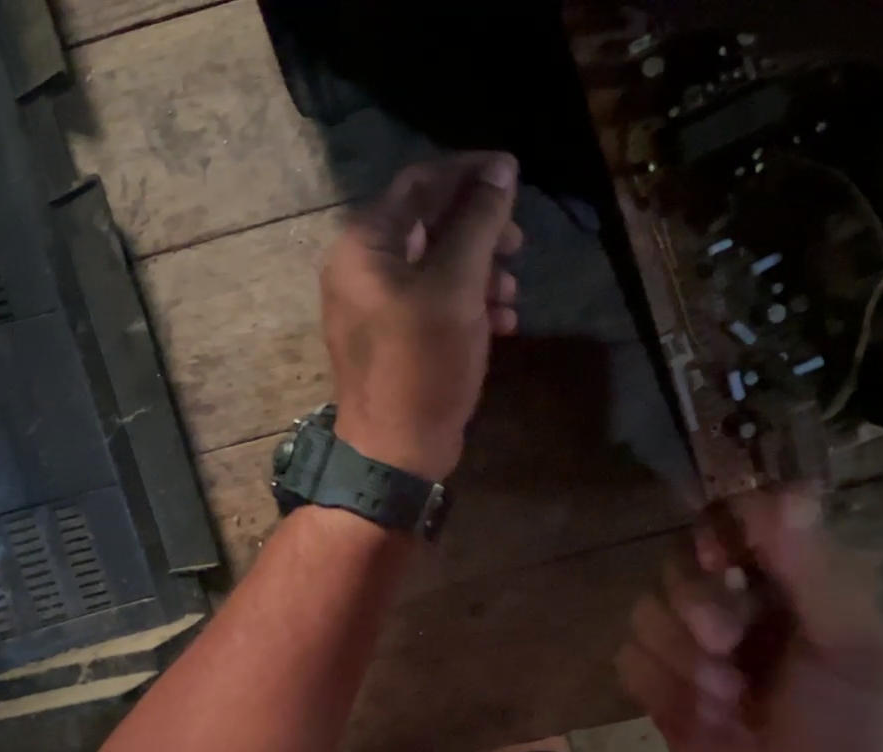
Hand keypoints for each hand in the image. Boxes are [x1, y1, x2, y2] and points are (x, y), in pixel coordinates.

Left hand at [320, 152, 523, 479]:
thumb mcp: (457, 288)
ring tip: (512, 292)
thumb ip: (478, 223)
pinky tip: (502, 322)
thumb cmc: (423, 365)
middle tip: (519, 243)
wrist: (396, 451)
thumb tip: (502, 169)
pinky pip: (435, 302)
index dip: (470, 172)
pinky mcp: (395, 337)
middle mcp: (363, 268)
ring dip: (481, 271)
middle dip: (481, 230)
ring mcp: (377, 306)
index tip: (516, 174)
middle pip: (430, 224)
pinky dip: (469, 304)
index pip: (419, 184)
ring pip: (438, 266)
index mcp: (365, 246)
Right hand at [617, 489, 882, 751]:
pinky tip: (699, 718)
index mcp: (787, 582)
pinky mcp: (659, 690)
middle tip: (728, 645)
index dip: (717, 530)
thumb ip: (812, 567)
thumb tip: (783, 492)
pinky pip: (627, 658)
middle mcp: (734, 604)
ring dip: (681, 657)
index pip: (733, 520)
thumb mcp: (851, 642)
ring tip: (727, 701)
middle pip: (676, 562)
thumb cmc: (854, 729)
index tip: (721, 556)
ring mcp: (691, 648)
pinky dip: (658, 686)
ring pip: (645, 609)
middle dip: (697, 603)